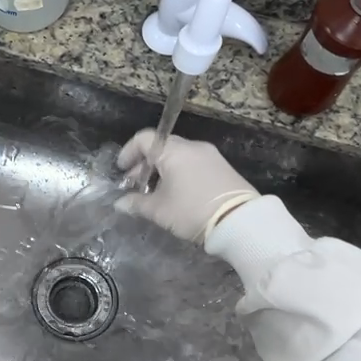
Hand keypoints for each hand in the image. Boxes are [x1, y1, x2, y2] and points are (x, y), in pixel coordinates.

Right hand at [115, 130, 257, 241]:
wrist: (239, 221)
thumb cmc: (192, 211)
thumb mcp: (159, 210)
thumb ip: (136, 203)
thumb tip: (120, 203)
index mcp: (174, 151)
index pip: (145, 139)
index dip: (128, 152)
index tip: (121, 170)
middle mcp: (192, 147)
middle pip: (161, 146)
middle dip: (144, 164)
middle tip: (134, 185)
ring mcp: (210, 156)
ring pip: (177, 155)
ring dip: (161, 169)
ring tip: (154, 192)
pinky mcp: (222, 167)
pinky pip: (192, 163)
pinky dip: (178, 172)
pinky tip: (175, 192)